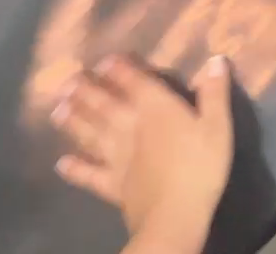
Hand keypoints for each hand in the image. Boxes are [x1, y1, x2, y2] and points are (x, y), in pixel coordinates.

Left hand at [52, 54, 234, 252]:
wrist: (175, 217)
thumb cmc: (202, 165)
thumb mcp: (218, 124)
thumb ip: (215, 92)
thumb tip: (216, 59)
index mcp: (158, 111)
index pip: (137, 85)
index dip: (121, 71)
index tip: (104, 60)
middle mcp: (132, 129)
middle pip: (107, 106)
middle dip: (88, 92)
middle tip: (67, 80)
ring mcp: (118, 159)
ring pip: (93, 135)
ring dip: (75, 122)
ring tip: (57, 109)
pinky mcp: (112, 186)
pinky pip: (90, 175)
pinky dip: (75, 169)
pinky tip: (61, 163)